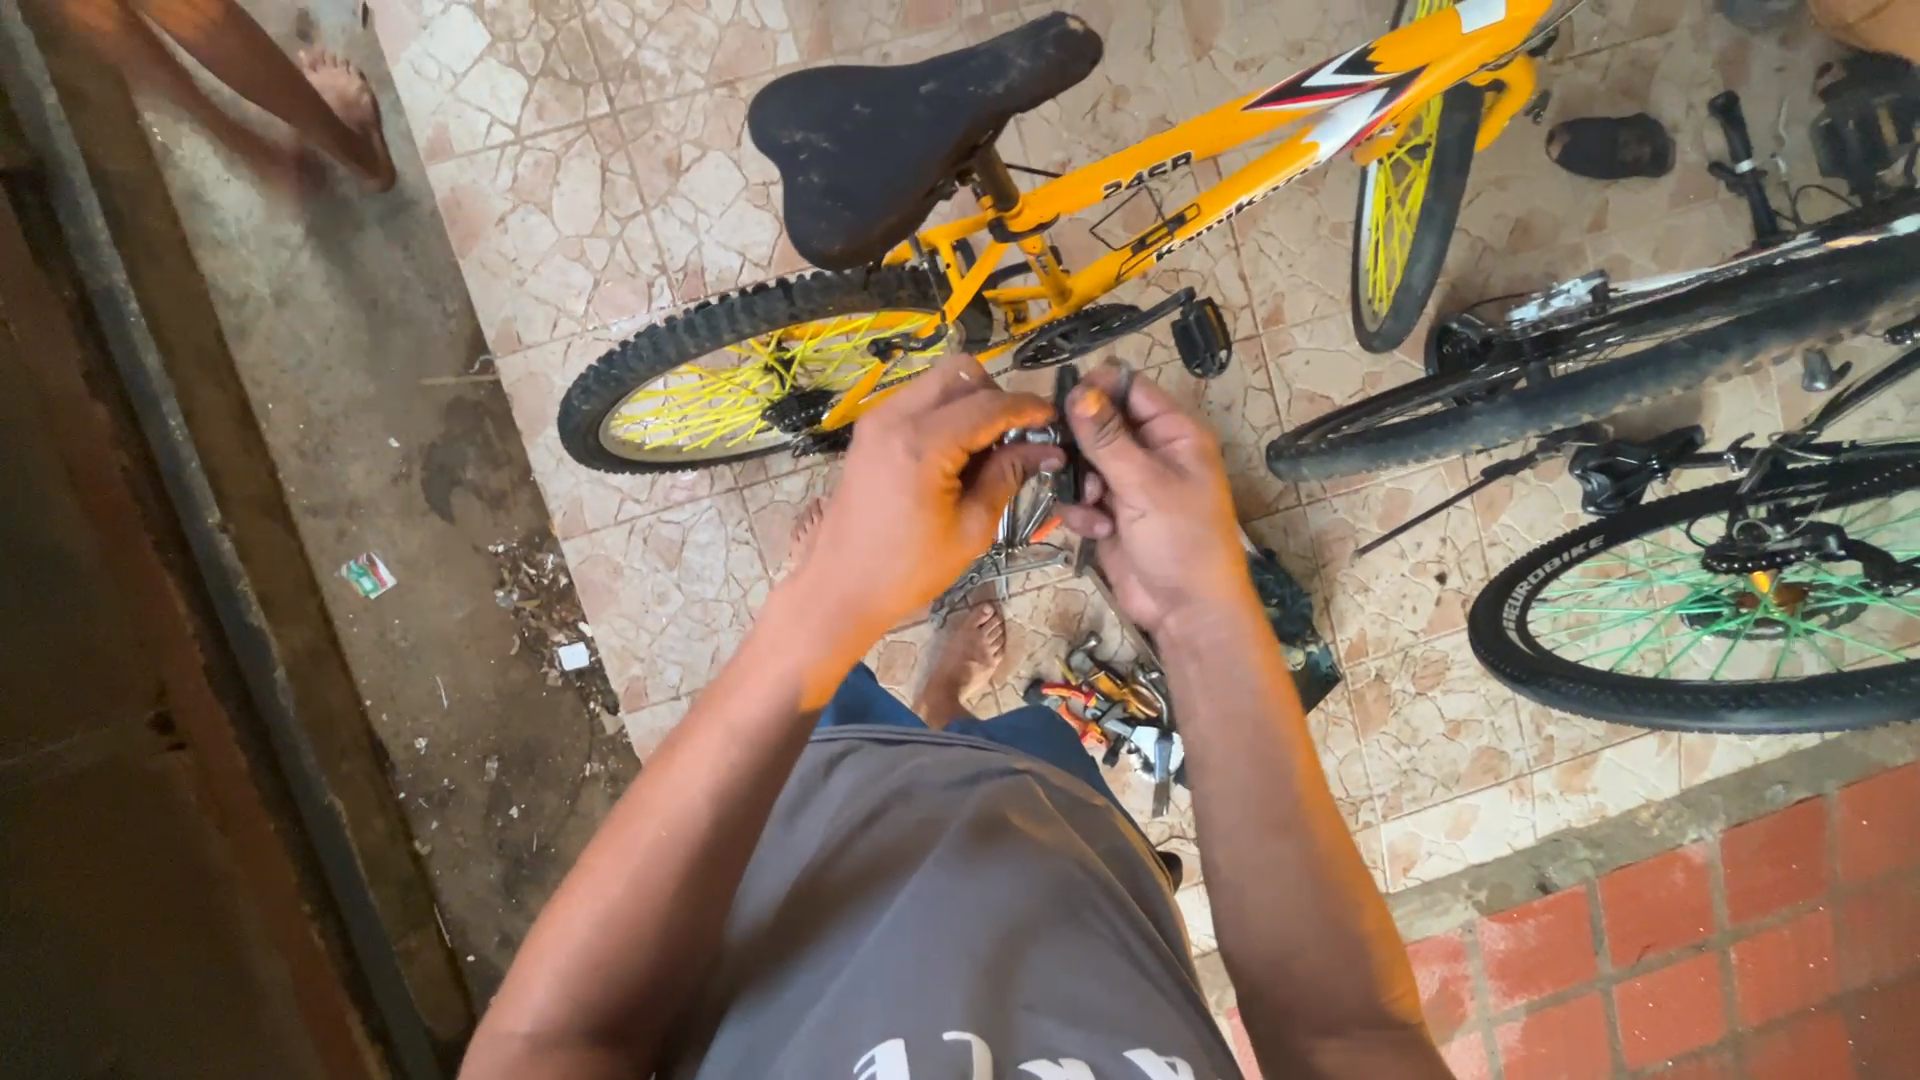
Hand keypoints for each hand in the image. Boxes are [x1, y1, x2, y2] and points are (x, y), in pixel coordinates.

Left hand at [786, 354, 1062, 636]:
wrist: (841, 586)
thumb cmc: (909, 569)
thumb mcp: (972, 528)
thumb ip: (1007, 476)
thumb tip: (1046, 449)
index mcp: (922, 444)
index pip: (989, 404)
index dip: (1027, 408)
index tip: (1053, 420)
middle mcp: (895, 417)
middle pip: (961, 373)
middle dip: (996, 396)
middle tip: (1014, 437)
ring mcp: (877, 419)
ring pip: (938, 381)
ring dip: (969, 401)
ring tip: (985, 450)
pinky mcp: (869, 430)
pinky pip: (918, 400)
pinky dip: (944, 412)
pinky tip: (955, 453)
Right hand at [1055, 361, 1261, 639]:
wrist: (1185, 609)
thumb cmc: (1181, 539)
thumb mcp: (1145, 483)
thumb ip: (1106, 437)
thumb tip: (1078, 391)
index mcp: (1173, 434)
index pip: (1130, 389)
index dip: (1096, 389)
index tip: (1063, 399)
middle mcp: (1150, 452)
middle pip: (1098, 425)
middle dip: (1079, 444)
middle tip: (1061, 456)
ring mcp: (1128, 485)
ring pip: (1083, 463)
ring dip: (1079, 483)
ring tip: (1093, 502)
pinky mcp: (1109, 515)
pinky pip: (1080, 498)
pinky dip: (1082, 512)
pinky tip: (1098, 530)